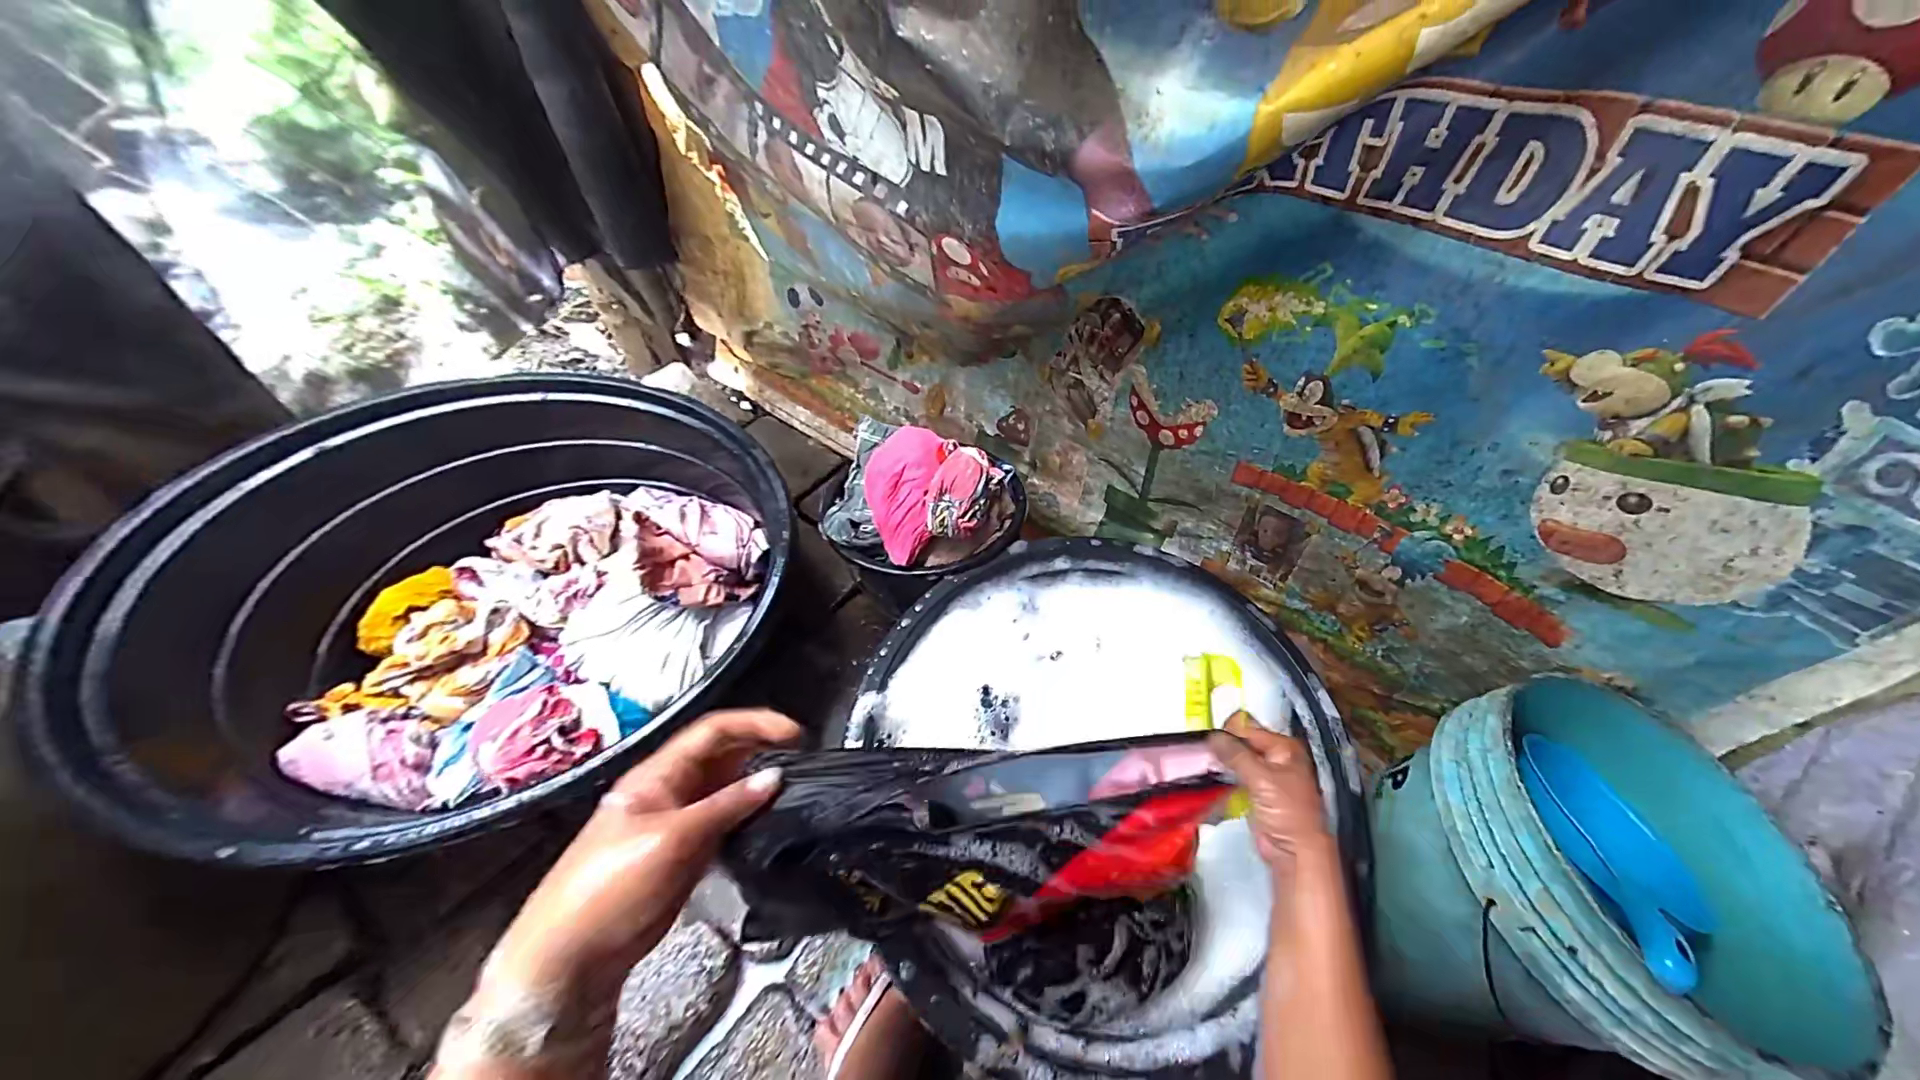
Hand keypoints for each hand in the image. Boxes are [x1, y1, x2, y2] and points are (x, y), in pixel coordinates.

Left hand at [485, 709, 801, 996]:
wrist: (571, 958)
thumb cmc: (607, 888)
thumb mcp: (670, 840)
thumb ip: (725, 807)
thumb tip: (774, 779)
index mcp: (658, 775)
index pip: (713, 731)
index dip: (754, 724)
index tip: (792, 732)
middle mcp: (672, 790)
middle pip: (723, 754)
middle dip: (761, 749)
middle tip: (800, 758)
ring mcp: (680, 821)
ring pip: (728, 787)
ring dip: (759, 783)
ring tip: (795, 786)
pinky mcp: (688, 851)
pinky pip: (727, 820)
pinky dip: (750, 815)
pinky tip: (772, 820)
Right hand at [1208, 712, 1329, 867]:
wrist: (1294, 852)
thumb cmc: (1286, 811)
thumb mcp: (1262, 778)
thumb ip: (1236, 754)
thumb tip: (1211, 735)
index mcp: (1283, 748)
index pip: (1249, 729)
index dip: (1227, 731)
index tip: (1203, 736)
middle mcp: (1274, 757)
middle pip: (1241, 743)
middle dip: (1221, 745)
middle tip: (1197, 747)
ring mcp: (1263, 775)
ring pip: (1234, 760)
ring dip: (1219, 760)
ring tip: (1197, 759)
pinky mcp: (1253, 792)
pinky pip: (1232, 776)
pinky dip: (1221, 774)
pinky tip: (1205, 774)